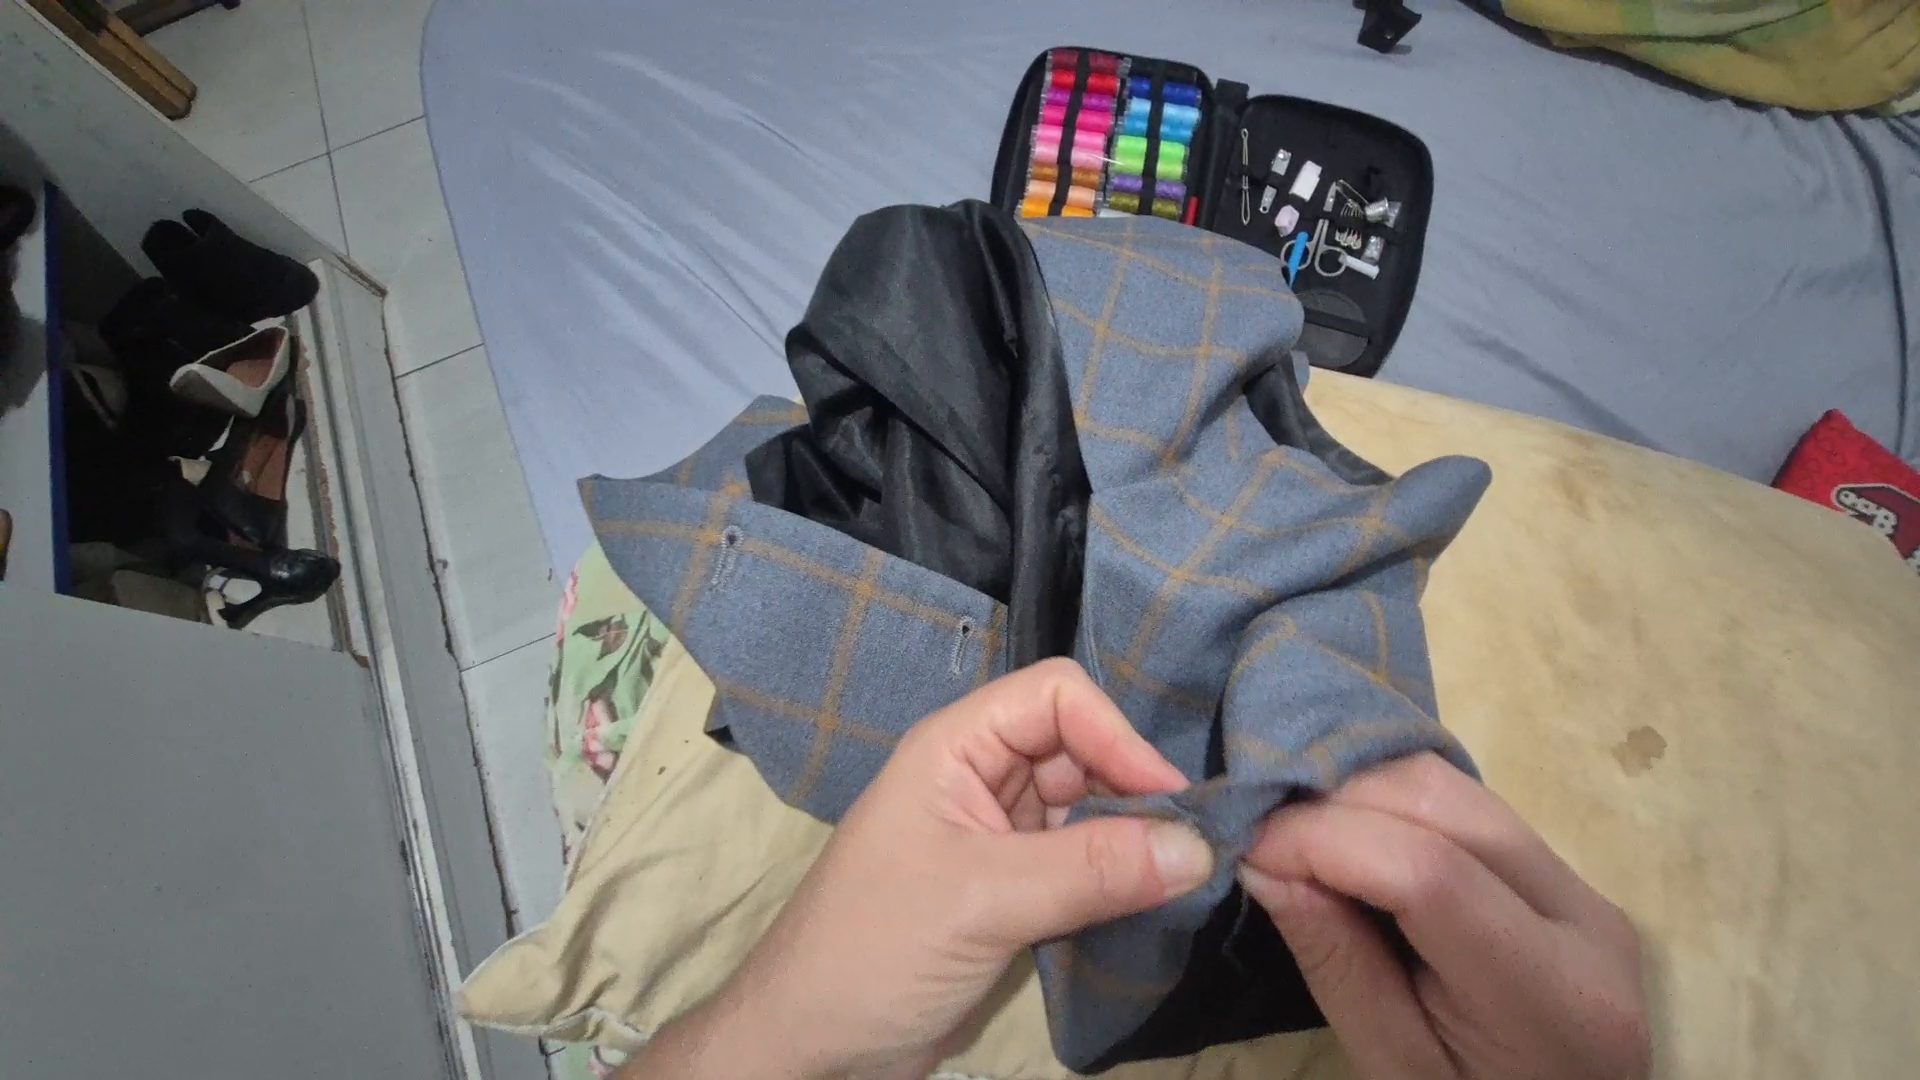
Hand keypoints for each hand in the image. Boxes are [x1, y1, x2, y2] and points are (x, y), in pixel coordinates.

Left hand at [626, 659, 1214, 1078]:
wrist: (813, 1045)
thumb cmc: (877, 948)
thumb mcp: (984, 901)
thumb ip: (1092, 870)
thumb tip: (1199, 846)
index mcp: (957, 745)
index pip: (1054, 697)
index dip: (1115, 733)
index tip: (1171, 798)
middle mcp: (980, 772)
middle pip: (1076, 746)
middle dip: (1131, 785)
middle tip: (1190, 844)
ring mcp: (997, 828)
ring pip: (1084, 803)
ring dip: (1129, 832)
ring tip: (1180, 873)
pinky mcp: (1011, 881)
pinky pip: (1079, 855)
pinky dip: (1114, 870)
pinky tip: (1146, 894)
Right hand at [1238, 753, 1650, 1079]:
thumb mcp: (1389, 1064)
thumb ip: (1332, 957)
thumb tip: (1258, 859)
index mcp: (1558, 996)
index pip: (1428, 873)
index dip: (1321, 839)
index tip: (1247, 849)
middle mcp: (1584, 915)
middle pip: (1436, 802)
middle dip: (1329, 798)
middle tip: (1260, 830)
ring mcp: (1573, 878)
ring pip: (1440, 780)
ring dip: (1350, 784)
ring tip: (1292, 824)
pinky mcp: (1548, 862)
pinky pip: (1449, 792)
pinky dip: (1376, 788)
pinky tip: (1338, 820)